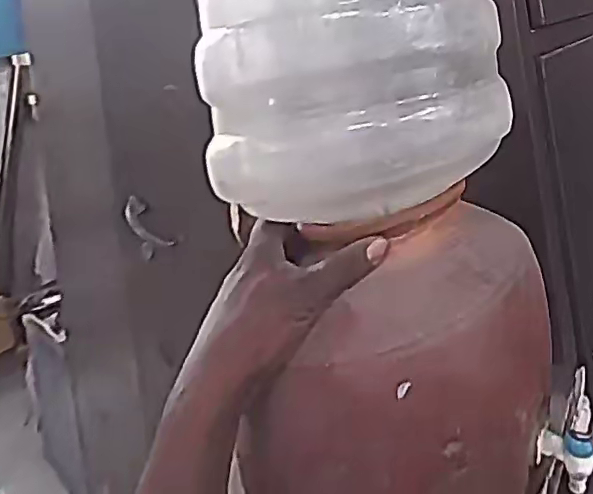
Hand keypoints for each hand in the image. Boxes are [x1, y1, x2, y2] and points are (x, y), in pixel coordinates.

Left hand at [140, 223, 386, 493]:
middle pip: (274, 245)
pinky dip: (287, 295)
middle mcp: (242, 275)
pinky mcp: (238, 330)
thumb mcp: (310, 294)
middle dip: (301, 238)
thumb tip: (378, 243)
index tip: (318, 199)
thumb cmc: (255, 334)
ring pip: (271, 273)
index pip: (275, 217)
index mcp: (255, 257)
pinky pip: (268, 299)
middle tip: (330, 231)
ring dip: (293, 268)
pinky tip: (303, 306)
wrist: (214, 393)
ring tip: (322, 266)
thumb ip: (344, 267)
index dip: (296, 206)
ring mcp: (237, 304)